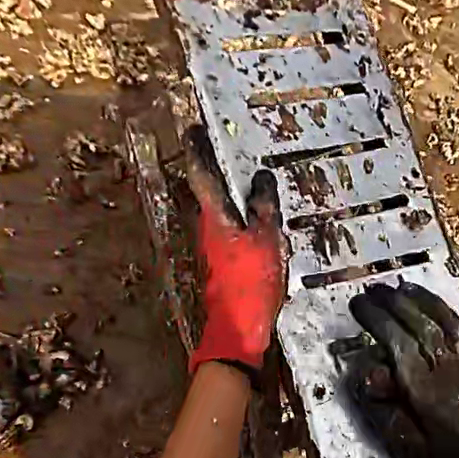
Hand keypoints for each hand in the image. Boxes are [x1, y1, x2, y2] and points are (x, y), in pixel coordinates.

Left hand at [185, 126, 283, 382]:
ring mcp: (211, 247)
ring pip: (219, 212)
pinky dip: (238, 218)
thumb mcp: (265, 239)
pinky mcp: (220, 262)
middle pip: (208, 193)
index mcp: (214, 217)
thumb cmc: (250, 282)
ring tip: (247, 179)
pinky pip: (229, 230)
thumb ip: (263, 208)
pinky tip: (255, 219)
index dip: (197, 151)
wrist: (238, 327)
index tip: (193, 130)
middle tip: (227, 149)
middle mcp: (207, 229)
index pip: (202, 175)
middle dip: (215, 171)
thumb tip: (260, 180)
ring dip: (229, 195)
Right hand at [346, 282, 458, 457]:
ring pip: (443, 320)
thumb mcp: (409, 447)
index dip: (375, 318)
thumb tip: (367, 375)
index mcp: (425, 388)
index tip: (358, 304)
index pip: (396, 340)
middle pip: (418, 323)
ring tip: (400, 286)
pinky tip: (435, 304)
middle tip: (373, 289)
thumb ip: (386, 410)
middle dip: (393, 302)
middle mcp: (447, 368)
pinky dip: (447, 311)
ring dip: (420, 299)